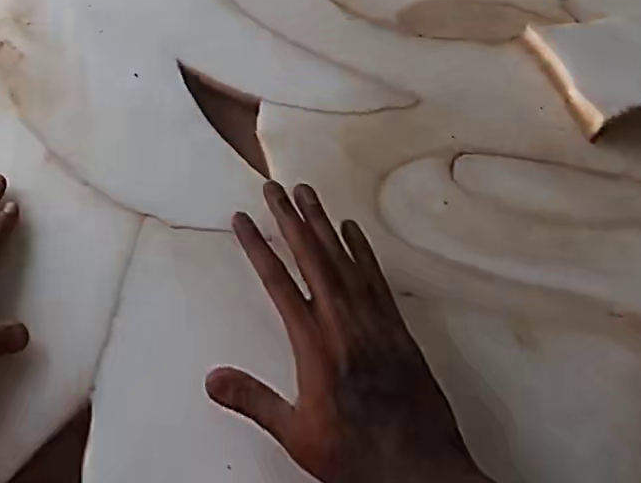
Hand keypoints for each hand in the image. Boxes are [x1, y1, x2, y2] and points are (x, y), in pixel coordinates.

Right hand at [207, 182, 490, 482]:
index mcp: (315, 345)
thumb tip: (213, 380)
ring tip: (306, 193)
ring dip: (321, 223)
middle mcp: (343, 324)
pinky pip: (375, 279)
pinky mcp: (397, 329)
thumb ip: (254, 400)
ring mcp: (373, 323)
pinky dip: (362, 250)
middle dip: (289, 218)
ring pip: (342, 260)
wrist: (426, 478)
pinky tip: (352, 229)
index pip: (278, 282)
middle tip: (273, 187)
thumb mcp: (298, 436)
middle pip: (310, 257)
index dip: (257, 246)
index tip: (241, 220)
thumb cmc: (361, 458)